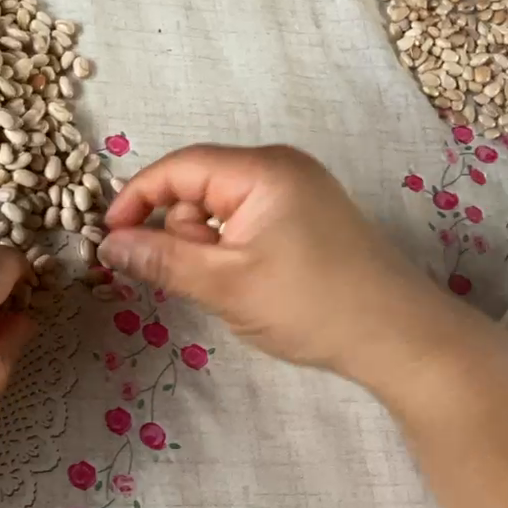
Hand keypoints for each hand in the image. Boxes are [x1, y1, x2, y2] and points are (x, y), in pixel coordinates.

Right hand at [99, 145, 457, 384]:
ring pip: (216, 209)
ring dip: (202, 245)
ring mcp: (295, 193)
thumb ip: (160, 260)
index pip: (178, 168)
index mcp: (261, 171)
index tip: (108, 239)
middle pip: (195, 186)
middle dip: (176, 230)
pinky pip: (241, 223)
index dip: (135, 199)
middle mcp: (278, 169)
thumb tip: (106, 245)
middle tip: (185, 275)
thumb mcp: (224, 284)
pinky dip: (226, 250)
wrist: (401, 340)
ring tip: (225, 285)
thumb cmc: (311, 305)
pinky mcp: (303, 219)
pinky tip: (243, 283)